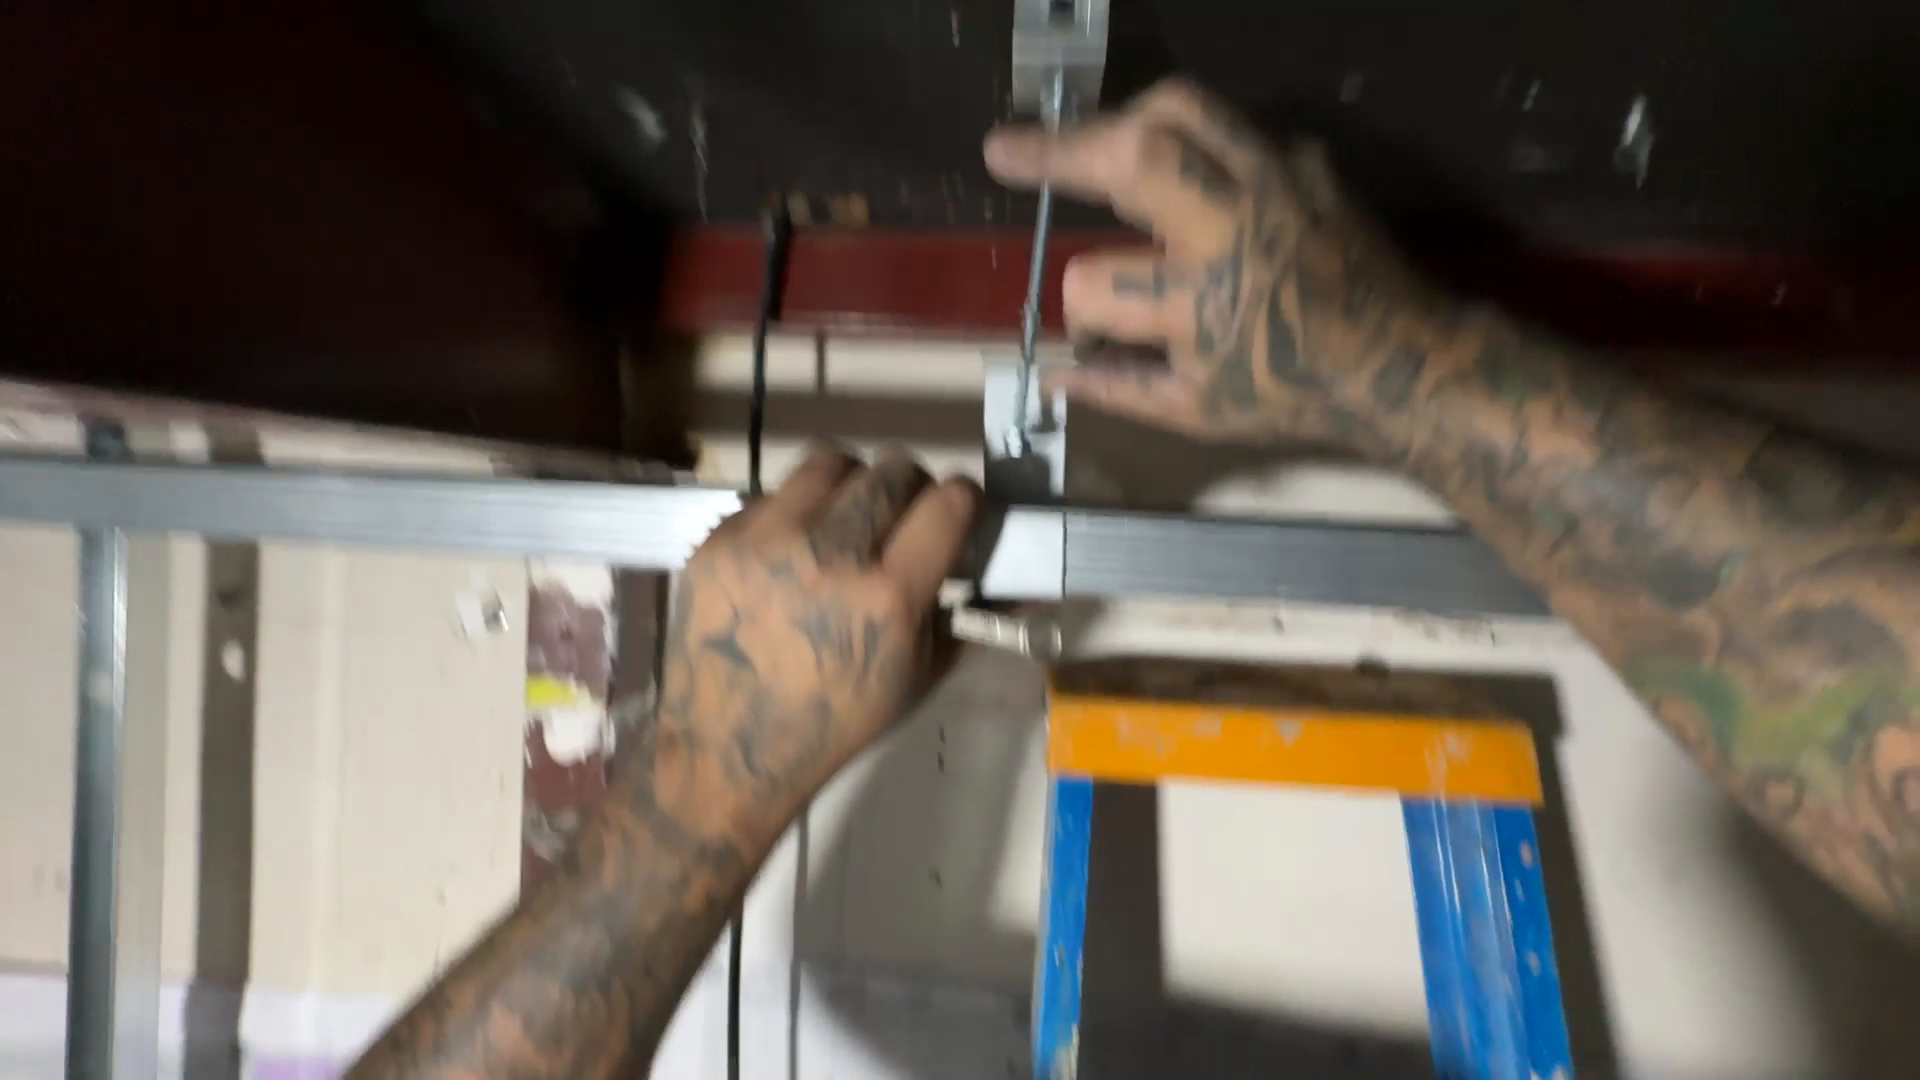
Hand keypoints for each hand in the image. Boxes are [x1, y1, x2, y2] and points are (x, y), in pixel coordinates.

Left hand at [651, 445, 979, 824]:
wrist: (727, 750)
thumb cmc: (838, 721)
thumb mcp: (920, 679)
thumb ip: (975, 621)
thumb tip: (1027, 585)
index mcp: (888, 597)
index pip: (949, 501)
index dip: (964, 500)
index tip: (958, 513)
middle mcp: (828, 555)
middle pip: (893, 469)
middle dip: (912, 488)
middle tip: (902, 520)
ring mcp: (765, 540)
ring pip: (831, 461)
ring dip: (853, 484)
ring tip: (846, 519)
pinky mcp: (718, 538)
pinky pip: (774, 494)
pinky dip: (796, 513)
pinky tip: (790, 554)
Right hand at [984, 78, 1461, 452]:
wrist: (1398, 363)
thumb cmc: (1289, 396)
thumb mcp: (1194, 411)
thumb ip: (1114, 390)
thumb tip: (1051, 381)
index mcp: (1200, 304)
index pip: (1093, 285)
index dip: (1075, 314)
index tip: (1088, 335)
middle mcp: (1232, 227)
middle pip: (1133, 156)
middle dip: (1055, 151)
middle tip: (1004, 150)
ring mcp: (1272, 181)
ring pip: (1177, 111)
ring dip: (1112, 124)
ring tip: (1077, 145)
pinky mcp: (1300, 161)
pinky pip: (1223, 125)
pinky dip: (1174, 137)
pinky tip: (1158, 166)